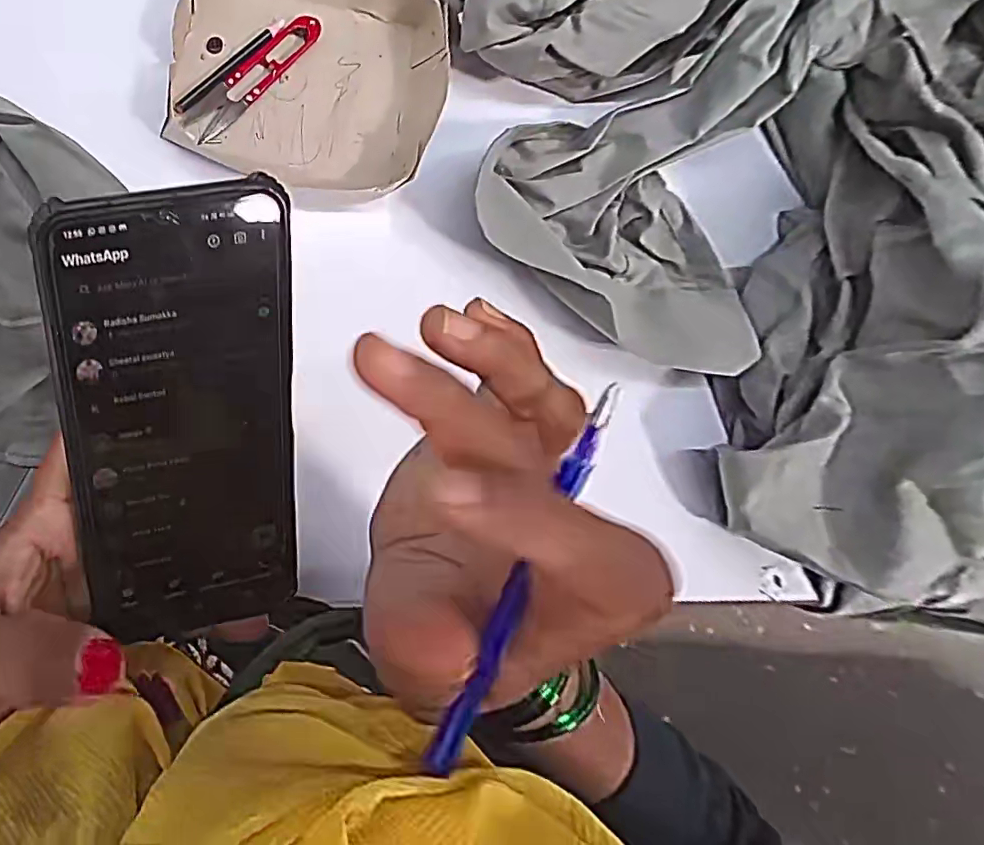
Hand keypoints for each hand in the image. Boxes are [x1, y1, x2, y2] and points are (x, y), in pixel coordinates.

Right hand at [354, 300, 673, 721]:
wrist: (462, 603)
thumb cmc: (467, 639)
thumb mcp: (436, 666)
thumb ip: (433, 654)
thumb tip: (437, 639)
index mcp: (596, 588)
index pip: (579, 545)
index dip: (513, 512)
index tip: (443, 493)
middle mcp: (582, 516)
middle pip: (531, 451)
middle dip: (454, 407)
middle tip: (387, 370)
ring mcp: (546, 465)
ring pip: (539, 400)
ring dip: (490, 356)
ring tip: (437, 327)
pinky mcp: (513, 432)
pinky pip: (522, 381)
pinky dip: (499, 346)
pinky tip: (472, 317)